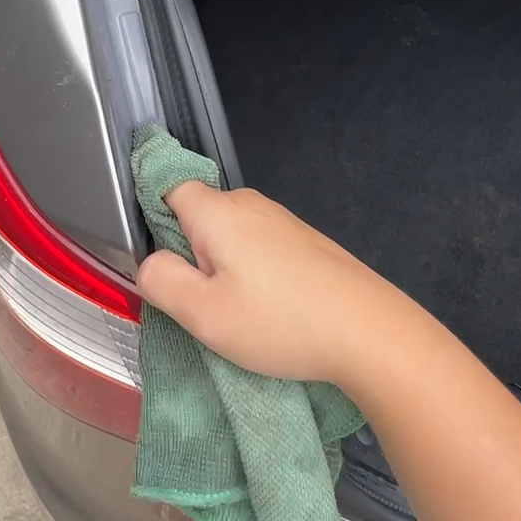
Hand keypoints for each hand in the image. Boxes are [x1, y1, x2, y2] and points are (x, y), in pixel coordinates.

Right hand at [135, 181, 428, 385]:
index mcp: (217, 211)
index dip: (153, 219)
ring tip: (241, 312)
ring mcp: (282, 220)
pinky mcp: (305, 241)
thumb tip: (150, 262)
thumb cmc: (281, 322)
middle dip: (190, 253)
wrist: (370, 333)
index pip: (166, 186)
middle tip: (202, 300)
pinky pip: (259, 247)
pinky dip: (254, 272)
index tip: (161, 261)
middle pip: (198, 214)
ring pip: (229, 234)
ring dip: (223, 267)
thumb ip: (160, 281)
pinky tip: (271, 309)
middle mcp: (249, 203)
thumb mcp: (202, 314)